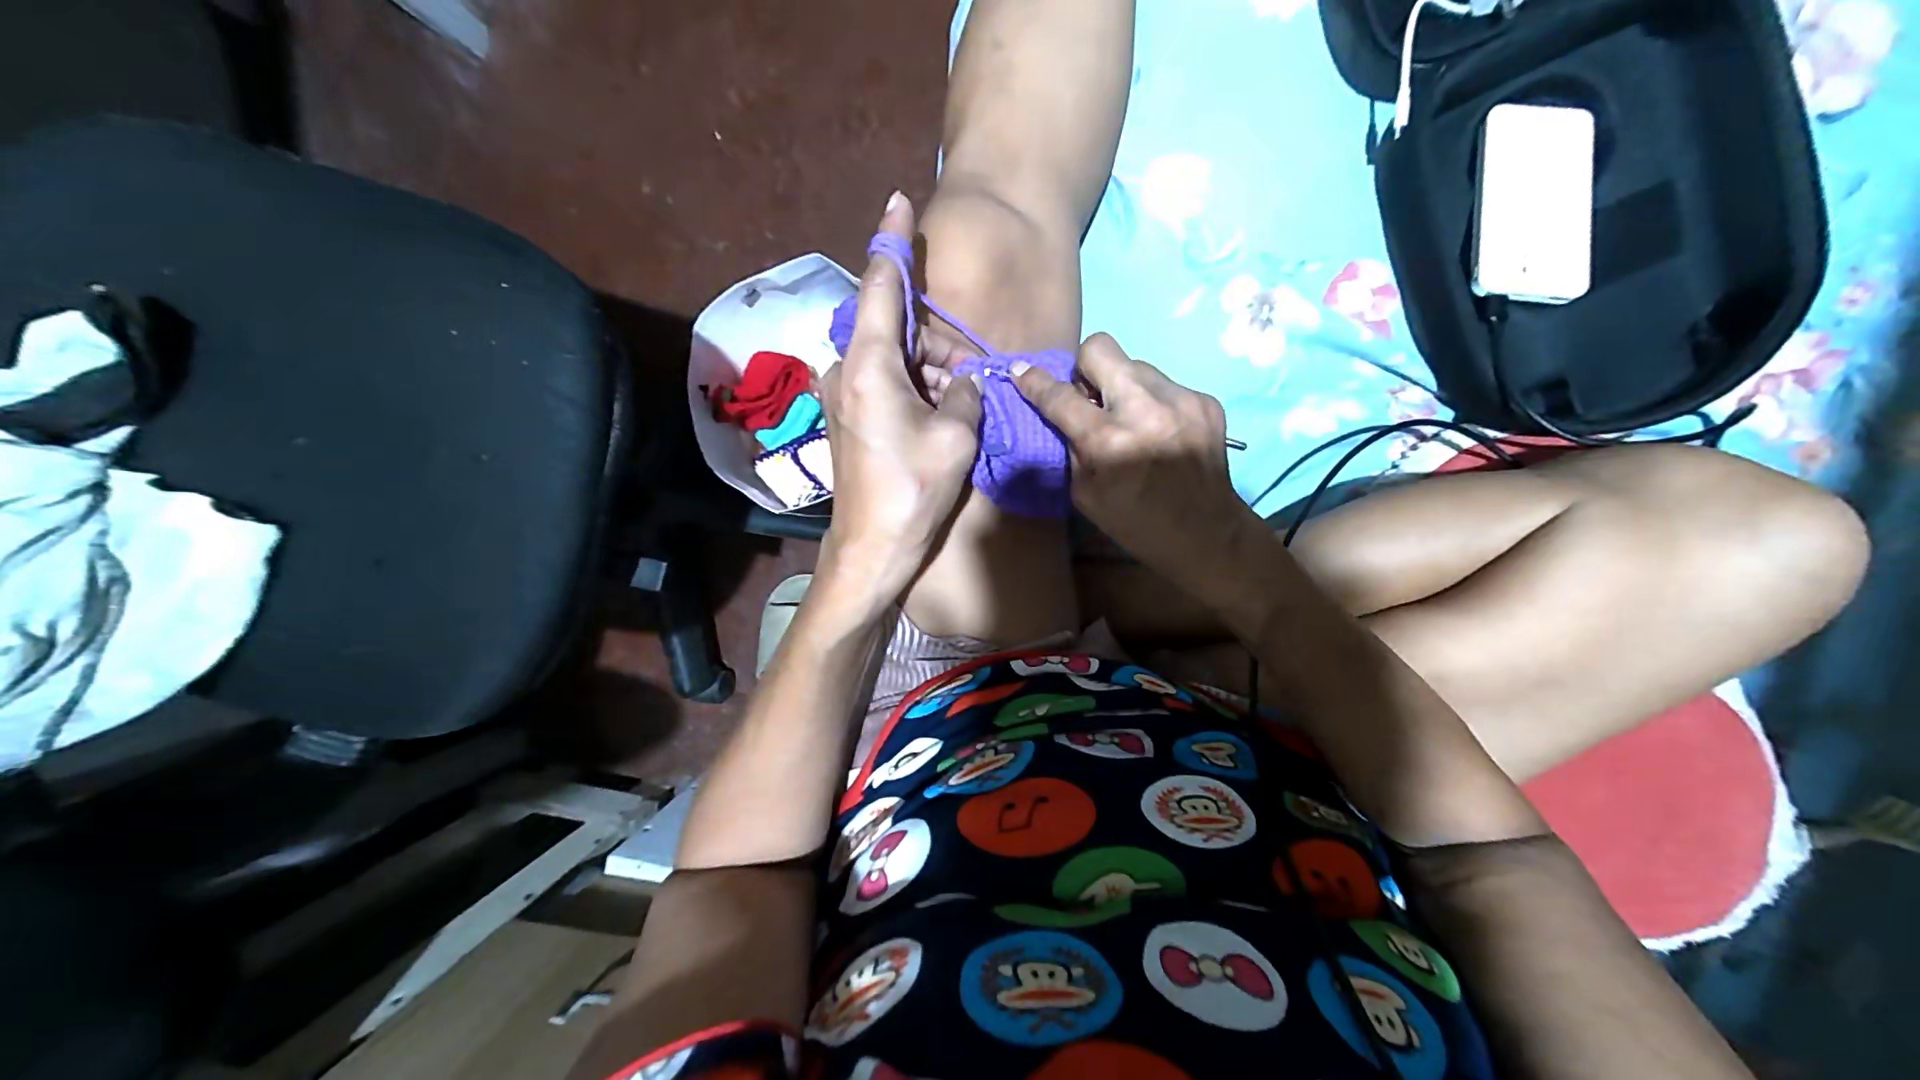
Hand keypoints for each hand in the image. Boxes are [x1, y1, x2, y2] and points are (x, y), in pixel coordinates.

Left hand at [817, 193, 984, 601]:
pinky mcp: (848, 417)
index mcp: (869, 366)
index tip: (899, 200)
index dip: (892, 242)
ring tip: (965, 401)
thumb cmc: (913, 488)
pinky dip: (915, 387)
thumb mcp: (956, 433)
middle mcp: (846, 371)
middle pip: (895, 330)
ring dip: (930, 370)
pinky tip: (942, 412)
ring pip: (893, 360)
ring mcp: (843, 395)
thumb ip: (963, 390)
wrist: (872, 547)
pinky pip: (885, 383)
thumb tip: (963, 382)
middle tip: (975, 372)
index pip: (880, 285)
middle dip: (937, 342)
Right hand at [1013, 333, 1273, 616]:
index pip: (1060, 396)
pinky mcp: (1204, 400)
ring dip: (1122, 387)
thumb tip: (1060, 409)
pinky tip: (1160, 431)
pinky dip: (1152, 402)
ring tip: (1130, 420)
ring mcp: (1181, 399)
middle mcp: (1145, 409)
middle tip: (1090, 398)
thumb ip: (1071, 445)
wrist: (1207, 534)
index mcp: (1109, 442)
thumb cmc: (1136, 523)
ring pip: (1134, 364)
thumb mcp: (1085, 493)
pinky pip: (1163, 384)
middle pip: (1099, 348)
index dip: (1034, 382)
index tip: (1021, 372)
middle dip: (1084, 369)